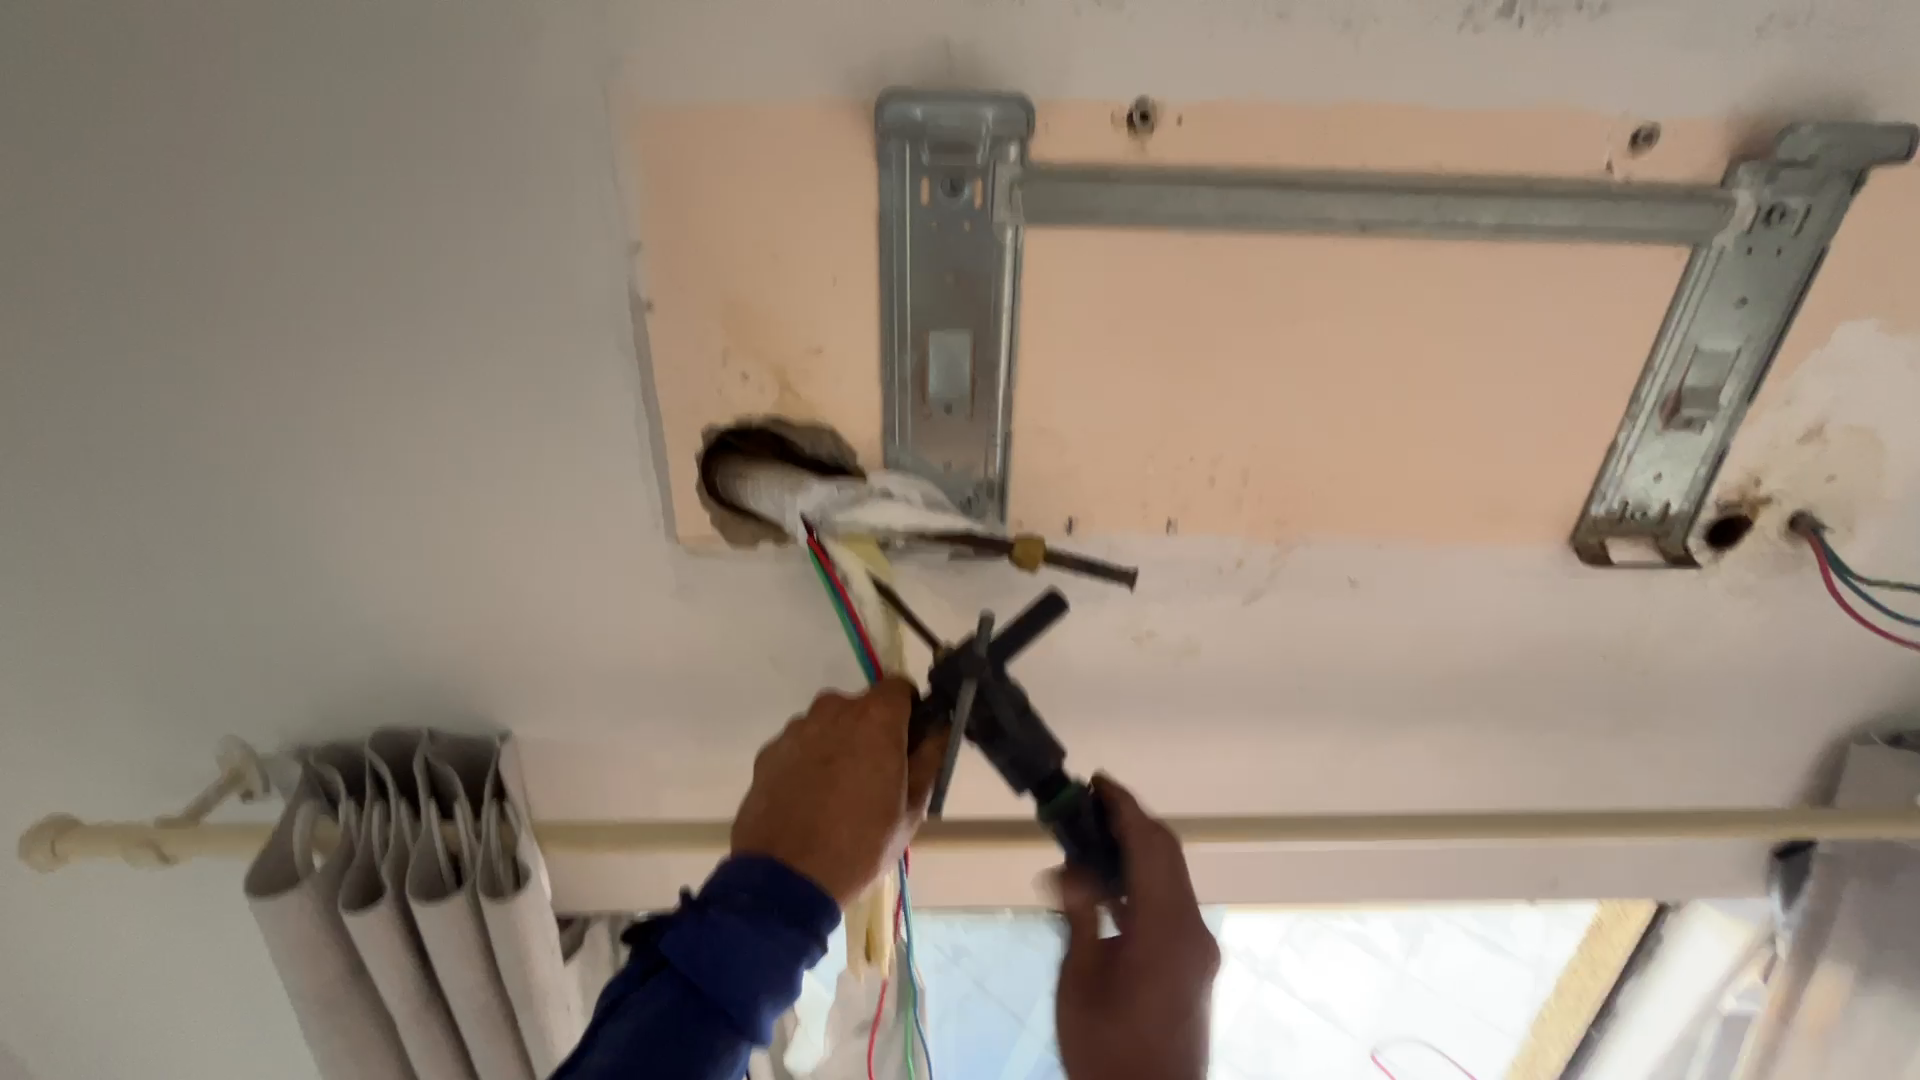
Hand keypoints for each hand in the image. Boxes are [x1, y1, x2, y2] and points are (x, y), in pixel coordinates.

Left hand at [730, 678, 947, 906]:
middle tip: (875, 776)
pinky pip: (800, 746)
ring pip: (829, 726)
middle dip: (872, 731)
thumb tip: (939, 729)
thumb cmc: (861, 843)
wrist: (785, 880)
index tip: (908, 742)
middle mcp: (833, 710)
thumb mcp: (913, 808)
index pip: (900, 687)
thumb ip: (930, 758)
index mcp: (875, 717)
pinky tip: (809, 802)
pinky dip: (808, 762)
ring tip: (837, 795)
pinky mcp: (768, 752)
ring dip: (838, 745)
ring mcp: (796, 729)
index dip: (909, 711)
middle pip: (862, 707)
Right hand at [1055, 776, 1219, 1079]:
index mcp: (1166, 929)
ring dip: (1137, 849)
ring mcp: (1198, 946)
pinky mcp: (1194, 961)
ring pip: (1171, 875)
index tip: (1096, 782)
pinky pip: (1170, 901)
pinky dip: (1143, 879)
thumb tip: (1069, 867)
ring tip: (1091, 835)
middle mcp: (1193, 929)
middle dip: (1131, 821)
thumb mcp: (1080, 981)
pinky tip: (1109, 882)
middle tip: (1088, 804)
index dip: (1123, 807)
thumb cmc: (1107, 1048)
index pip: (1150, 846)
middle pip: (1167, 854)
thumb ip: (1080, 916)